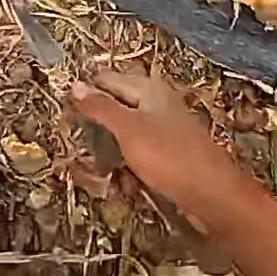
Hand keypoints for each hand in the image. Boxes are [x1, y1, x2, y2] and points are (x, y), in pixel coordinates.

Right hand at [71, 70, 276, 275]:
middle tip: (78, 144)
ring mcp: (166, 128)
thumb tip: (75, 84)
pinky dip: (129, 165)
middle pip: (117, 106)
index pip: (108, 79)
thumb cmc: (170, 156)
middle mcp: (158, 103)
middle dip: (97, 126)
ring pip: (127, 133)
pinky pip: (140, 154)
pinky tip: (124, 182)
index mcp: (150, 88)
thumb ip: (101, 107)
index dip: (86, 92)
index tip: (62, 108)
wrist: (214, 195)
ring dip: (111, 150)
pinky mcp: (170, 154)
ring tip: (97, 169)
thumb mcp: (129, 129)